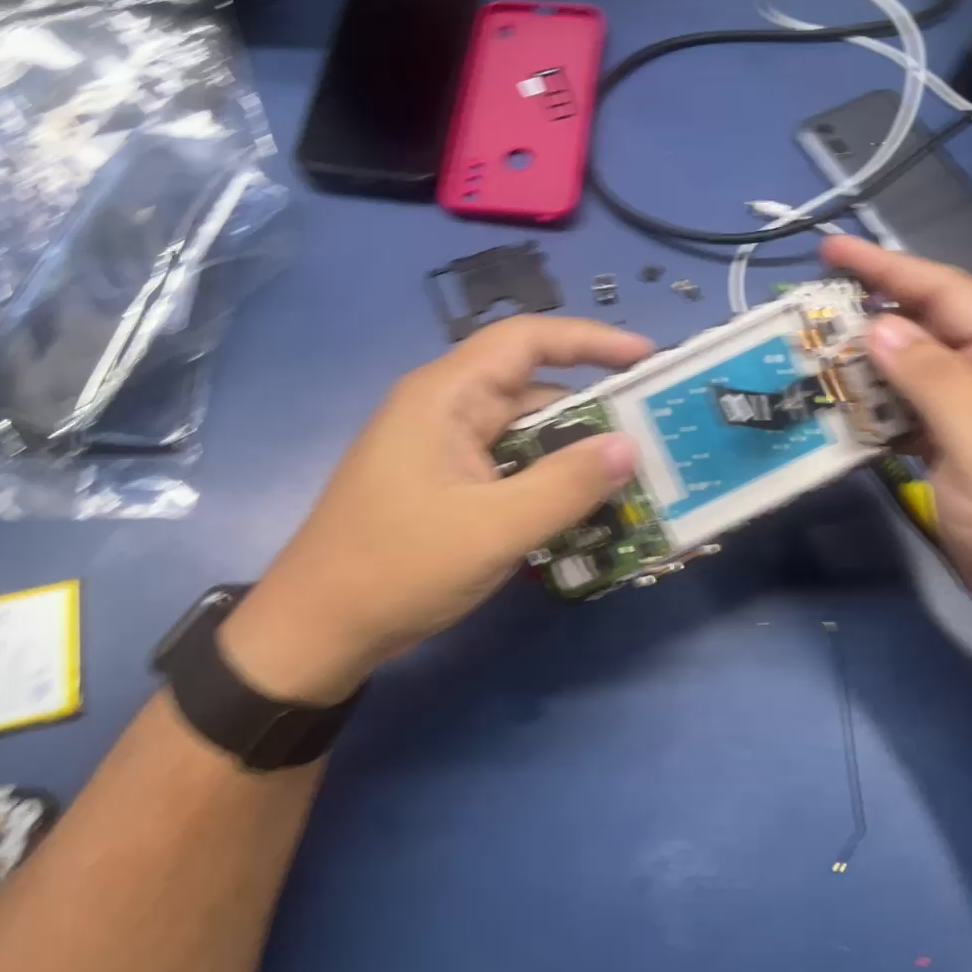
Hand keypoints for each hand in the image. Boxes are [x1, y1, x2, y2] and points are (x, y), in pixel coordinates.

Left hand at [222, 316, 654, 703]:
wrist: (317, 632)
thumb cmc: (397, 568)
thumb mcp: (493, 530)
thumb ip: (565, 486)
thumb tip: (629, 447)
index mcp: (446, 397)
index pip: (525, 340)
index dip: (590, 340)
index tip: (645, 358)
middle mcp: (446, 412)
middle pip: (532, 390)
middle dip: (593, 411)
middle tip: (654, 437)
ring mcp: (444, 452)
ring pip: (524, 437)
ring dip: (573, 457)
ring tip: (633, 481)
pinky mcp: (445, 488)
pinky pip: (509, 472)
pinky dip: (547, 486)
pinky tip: (585, 514)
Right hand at [824, 237, 971, 627]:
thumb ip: (933, 381)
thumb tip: (877, 325)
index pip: (950, 294)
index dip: (891, 267)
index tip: (833, 249)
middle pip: (929, 324)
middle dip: (873, 308)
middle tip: (812, 307)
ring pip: (914, 366)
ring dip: (868, 359)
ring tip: (816, 354)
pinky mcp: (957, 445)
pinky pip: (909, 408)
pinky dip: (876, 403)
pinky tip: (844, 407)